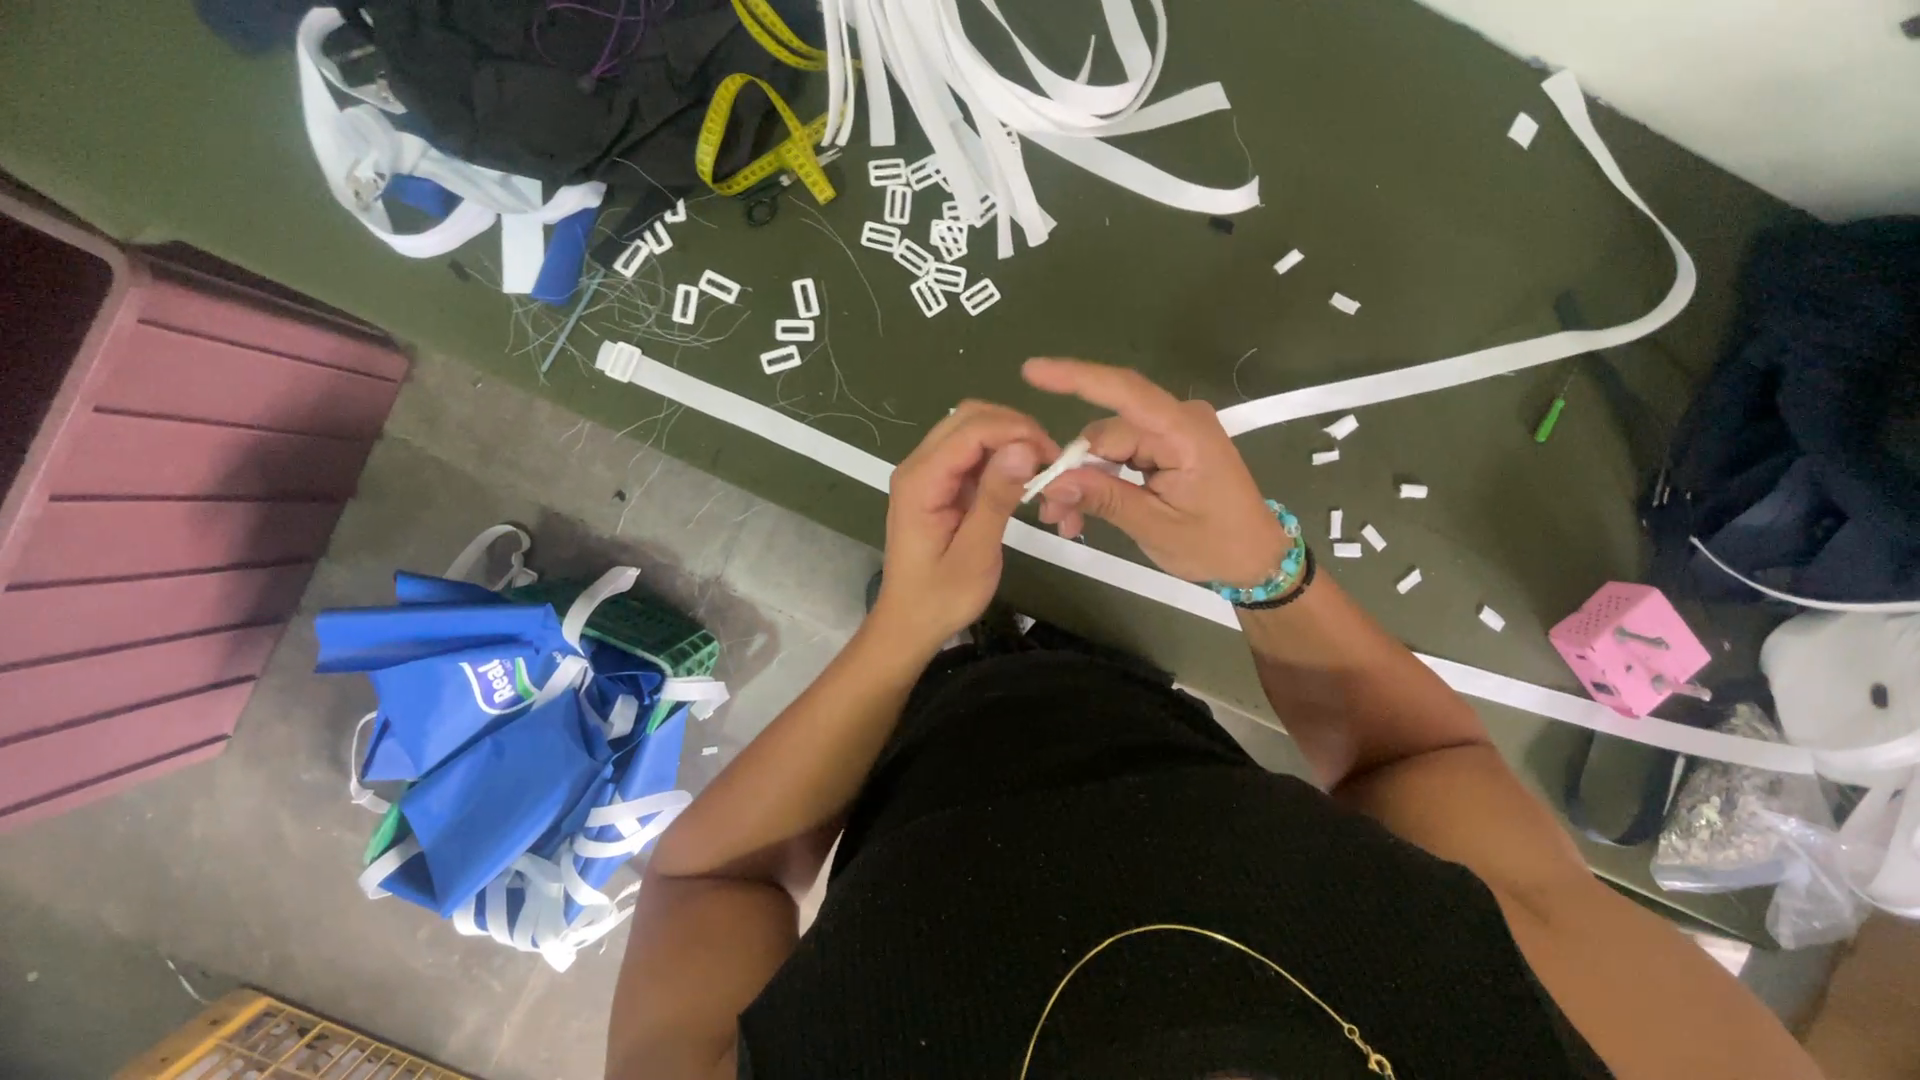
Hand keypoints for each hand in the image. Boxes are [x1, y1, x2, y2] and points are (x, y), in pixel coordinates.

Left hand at [872, 401, 1052, 652]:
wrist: (909, 623)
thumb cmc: (941, 597)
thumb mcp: (976, 553)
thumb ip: (996, 498)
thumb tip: (1023, 448)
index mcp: (920, 481)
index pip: (971, 429)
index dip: (1016, 431)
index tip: (1053, 457)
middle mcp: (918, 467)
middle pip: (969, 417)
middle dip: (1015, 429)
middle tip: (1050, 462)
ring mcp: (926, 473)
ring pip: (971, 430)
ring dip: (1009, 441)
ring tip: (1041, 471)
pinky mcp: (937, 485)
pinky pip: (970, 454)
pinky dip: (1000, 458)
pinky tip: (1021, 481)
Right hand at [1023, 358, 1287, 586]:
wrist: (1257, 558)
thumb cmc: (1216, 544)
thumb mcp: (1155, 527)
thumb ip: (1104, 498)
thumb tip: (1053, 482)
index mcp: (1184, 433)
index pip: (1125, 392)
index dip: (1076, 378)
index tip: (1031, 372)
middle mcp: (1178, 420)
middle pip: (1107, 431)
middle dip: (1074, 469)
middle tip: (1051, 513)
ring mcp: (1173, 432)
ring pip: (1108, 446)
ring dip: (1084, 480)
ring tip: (1066, 521)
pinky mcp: (1168, 447)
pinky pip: (1122, 455)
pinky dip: (1102, 481)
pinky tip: (1084, 511)